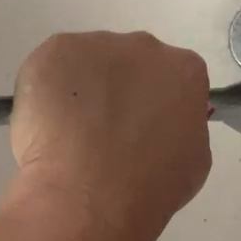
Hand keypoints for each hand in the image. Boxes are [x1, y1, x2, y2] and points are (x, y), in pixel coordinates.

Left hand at [6, 32, 211, 240]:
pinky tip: (48, 127)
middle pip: (130, 63)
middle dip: (119, 91)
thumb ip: (183, 126)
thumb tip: (162, 124)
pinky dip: (46, 93)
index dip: (154, 104)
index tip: (142, 129)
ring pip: (88, 64)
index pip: (173, 78)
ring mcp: (97, 45)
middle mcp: (144, 47)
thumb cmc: (151, 185)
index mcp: (184, 70)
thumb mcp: (193, 158)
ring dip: (82, 91)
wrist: (92, 195)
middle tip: (105, 133)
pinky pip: (51, 69)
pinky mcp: (55, 51)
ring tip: (71, 136)